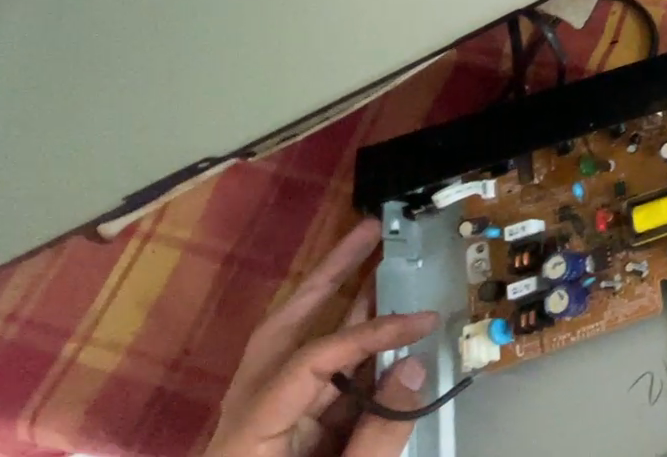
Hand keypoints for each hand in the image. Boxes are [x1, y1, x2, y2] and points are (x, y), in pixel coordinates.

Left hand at [206, 219, 440, 456]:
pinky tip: (385, 328)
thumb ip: (380, 432)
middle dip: (326, 279)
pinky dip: (349, 347)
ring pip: (292, 352)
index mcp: (243, 441)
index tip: (427, 319)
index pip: (310, 361)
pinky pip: (313, 382)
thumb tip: (415, 361)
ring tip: (378, 258)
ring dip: (337, 304)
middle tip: (369, 231)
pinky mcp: (276, 444)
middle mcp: (240, 426)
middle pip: (279, 335)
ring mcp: (255, 433)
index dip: (372, 333)